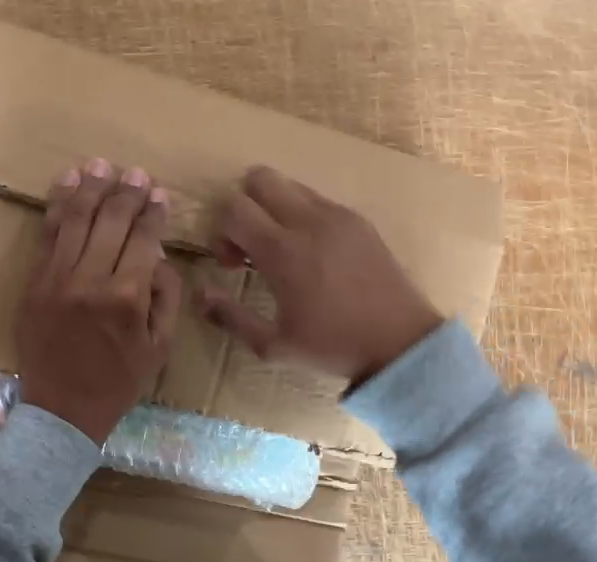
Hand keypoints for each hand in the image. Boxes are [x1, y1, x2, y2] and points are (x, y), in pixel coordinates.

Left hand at [16, 158, 182, 444]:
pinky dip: (57, 208)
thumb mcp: (158, 349)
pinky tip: (67, 185)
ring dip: (90, 188)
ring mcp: (56, 281)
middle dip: (126, 192)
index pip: (144, 239)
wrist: (63, 410)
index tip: (159, 194)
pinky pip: (47, 237)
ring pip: (75, 220)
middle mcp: (90, 281)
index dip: (153, 213)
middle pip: (111, 221)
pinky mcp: (33, 285)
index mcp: (127, 298)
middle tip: (135, 174)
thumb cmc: (117, 384)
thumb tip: (156, 256)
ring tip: (101, 165)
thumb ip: (165, 298)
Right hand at [196, 166, 441, 386]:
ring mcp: (337, 215)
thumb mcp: (271, 345)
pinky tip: (311, 256)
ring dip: (272, 210)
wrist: (397, 340)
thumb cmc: (330, 347)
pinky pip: (316, 199)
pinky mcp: (358, 219)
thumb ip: (230, 317)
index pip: (234, 208)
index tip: (232, 264)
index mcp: (283, 252)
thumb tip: (199, 294)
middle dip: (243, 207)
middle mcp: (308, 221)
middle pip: (259, 179)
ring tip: (280, 252)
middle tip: (250, 247)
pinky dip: (300, 216)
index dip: (221, 232)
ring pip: (289, 185)